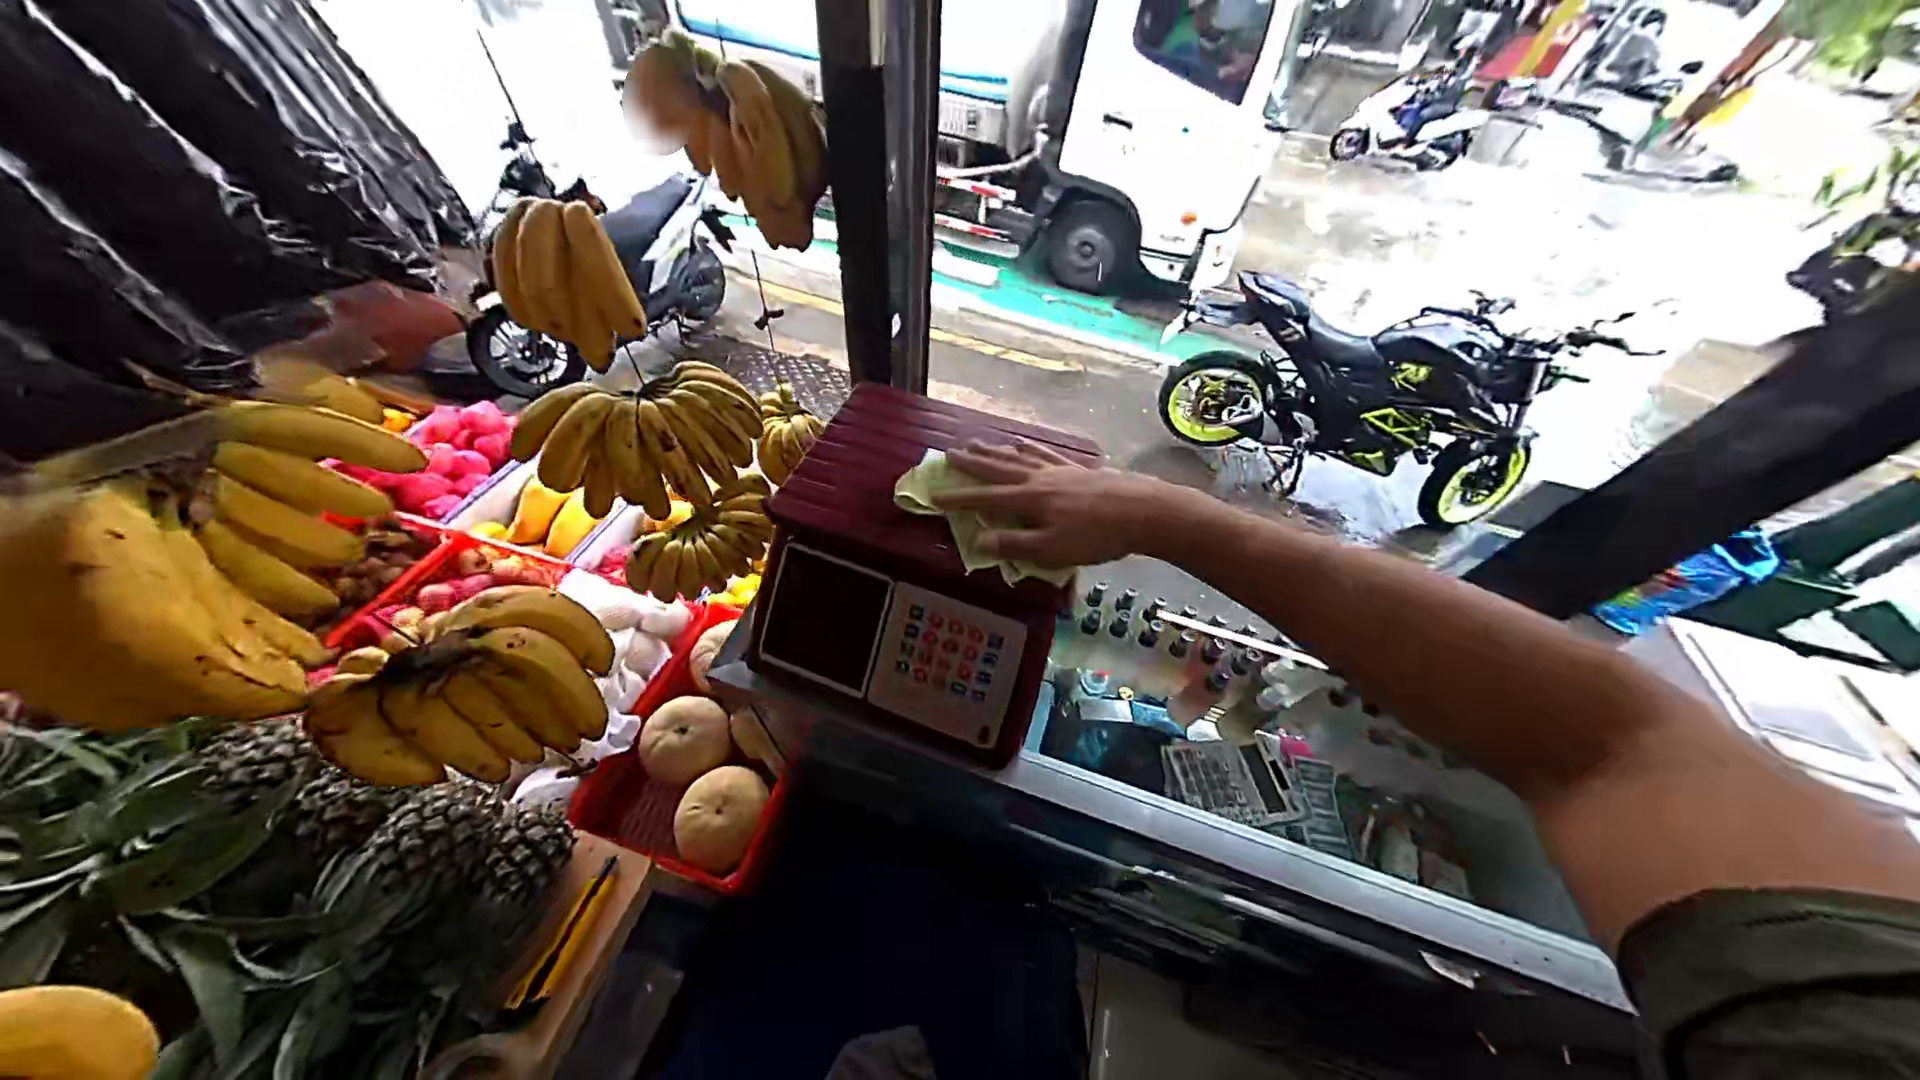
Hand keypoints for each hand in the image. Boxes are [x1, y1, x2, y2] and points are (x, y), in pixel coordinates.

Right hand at [934, 440, 1184, 566]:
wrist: (1143, 511)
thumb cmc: (1096, 536)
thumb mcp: (1051, 549)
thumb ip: (1013, 545)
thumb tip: (978, 541)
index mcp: (1028, 499)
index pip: (985, 498)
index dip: (958, 498)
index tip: (934, 495)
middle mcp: (1039, 478)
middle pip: (998, 467)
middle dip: (972, 463)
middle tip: (949, 454)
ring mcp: (1059, 470)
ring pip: (1019, 456)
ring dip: (996, 450)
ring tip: (979, 443)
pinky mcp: (1078, 469)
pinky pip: (1046, 453)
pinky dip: (1029, 448)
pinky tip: (1025, 444)